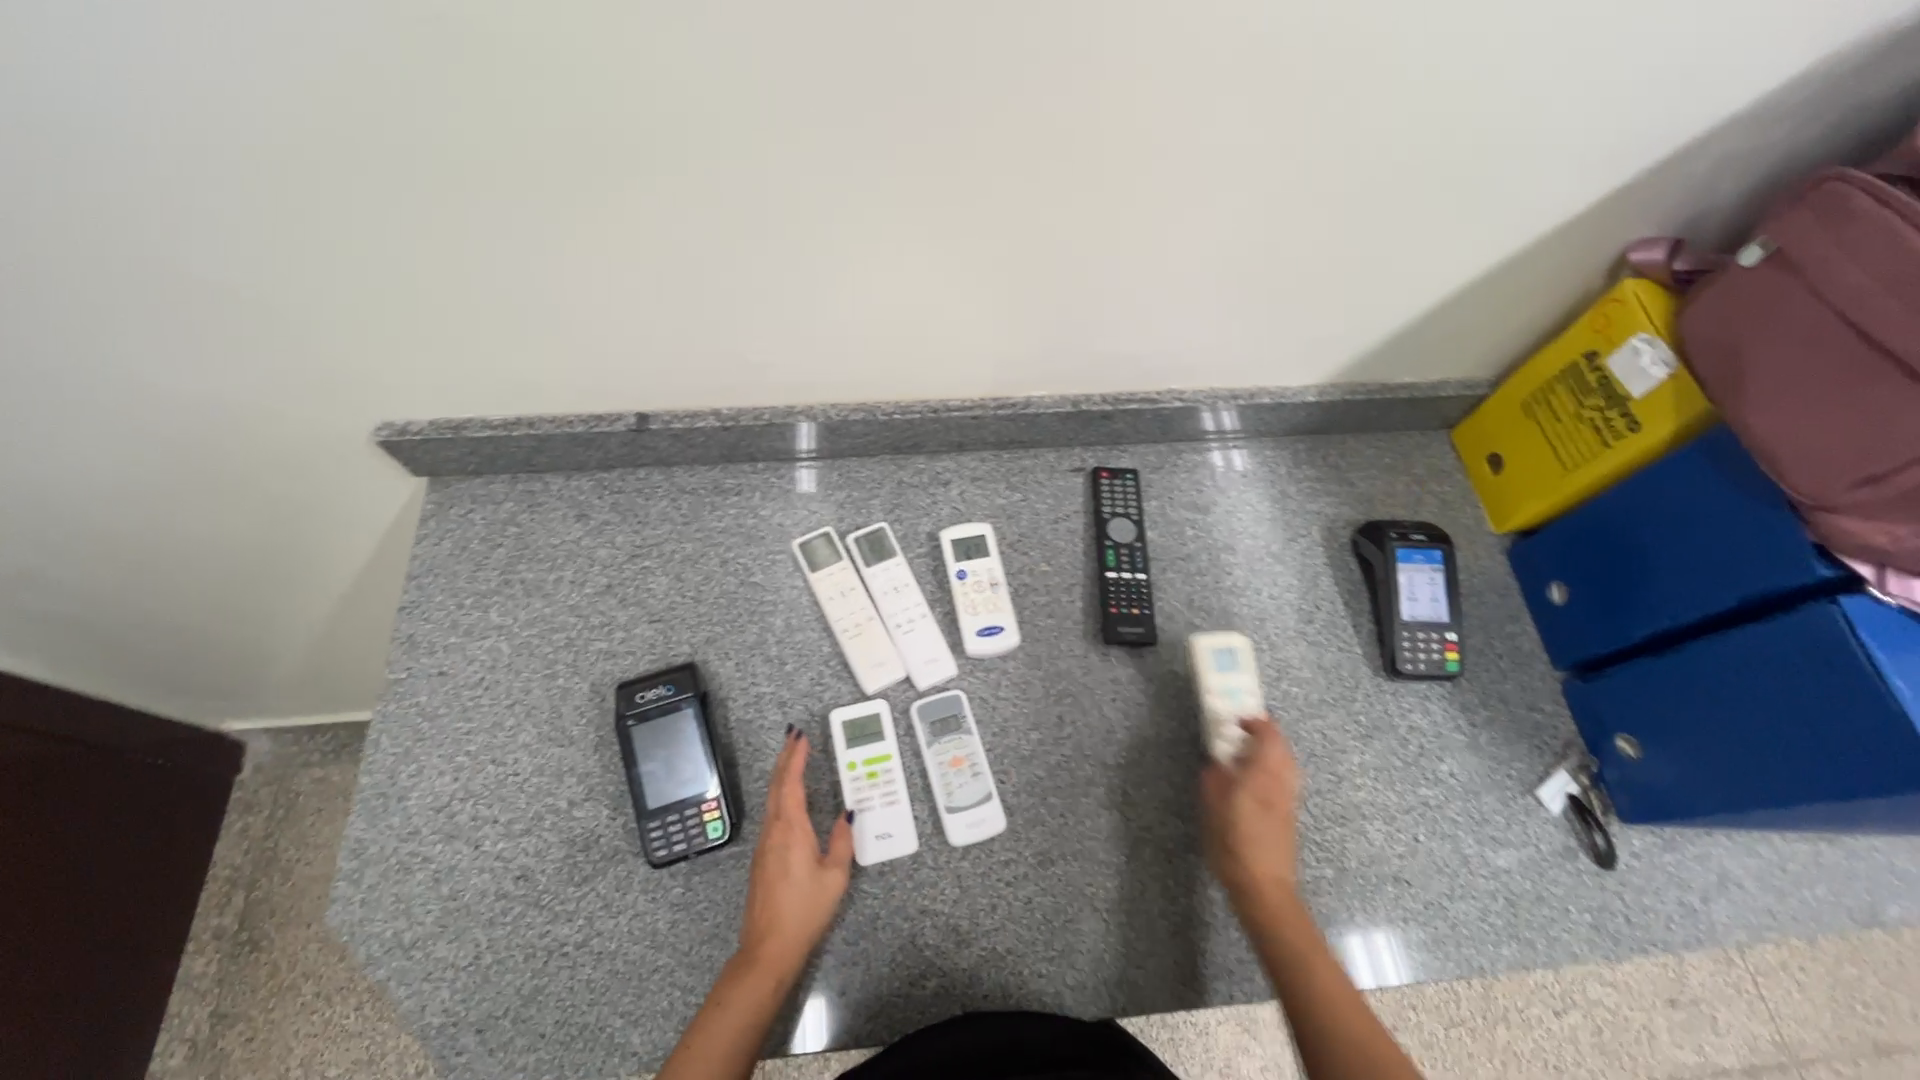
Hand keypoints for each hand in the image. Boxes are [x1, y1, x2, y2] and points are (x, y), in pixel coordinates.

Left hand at [736, 726, 854, 977]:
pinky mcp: (762, 858)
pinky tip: (787, 798)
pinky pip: (771, 814)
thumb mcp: (835, 876)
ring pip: (771, 800)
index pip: (792, 783)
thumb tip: (847, 814)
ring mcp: (764, 844)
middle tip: (793, 736)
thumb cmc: (805, 911)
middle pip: (777, 786)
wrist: (769, 946)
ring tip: (791, 759)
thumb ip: (842, 841)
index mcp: (791, 829)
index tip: (801, 736)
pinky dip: (779, 795)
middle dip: (785, 759)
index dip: (796, 758)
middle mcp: (773, 830)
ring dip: (781, 776)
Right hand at [1201, 717, 1302, 907]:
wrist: (1264, 886)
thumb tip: (1216, 763)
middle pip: (1283, 747)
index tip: (1238, 720)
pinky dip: (1275, 768)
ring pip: (1288, 762)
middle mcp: (1281, 782)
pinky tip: (1257, 779)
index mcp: (1262, 775)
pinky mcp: (1291, 813)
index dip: (1256, 722)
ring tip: (1250, 754)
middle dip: (1267, 734)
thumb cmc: (1233, 846)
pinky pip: (1287, 778)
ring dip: (1273, 751)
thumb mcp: (1211, 810)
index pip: (1269, 736)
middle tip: (1244, 732)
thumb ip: (1214, 780)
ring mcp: (1289, 798)